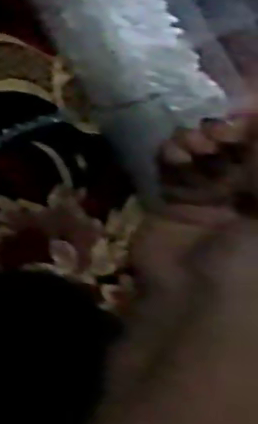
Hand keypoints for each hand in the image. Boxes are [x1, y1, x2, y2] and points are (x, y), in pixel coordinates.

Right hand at [116, 114, 257, 388]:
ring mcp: (241, 211)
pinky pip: (182, 172)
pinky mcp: (189, 211)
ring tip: (194, 142)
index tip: (251, 105)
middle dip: (243, 130)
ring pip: (224, 157)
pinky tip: (173, 153)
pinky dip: (175, 156)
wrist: (213, 318)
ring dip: (205, 140)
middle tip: (222, 124)